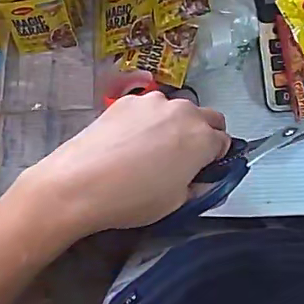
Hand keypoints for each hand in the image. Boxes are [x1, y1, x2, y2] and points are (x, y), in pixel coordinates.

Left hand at [8, 91, 229, 239]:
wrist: (78, 183)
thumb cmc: (132, 199)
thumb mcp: (175, 203)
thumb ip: (198, 187)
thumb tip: (202, 180)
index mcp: (202, 138)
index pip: (224, 142)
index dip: (217, 157)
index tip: (205, 169)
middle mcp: (183, 112)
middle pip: (208, 117)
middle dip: (204, 134)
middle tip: (185, 158)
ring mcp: (153, 102)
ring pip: (176, 110)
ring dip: (174, 124)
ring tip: (151, 149)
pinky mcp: (126, 100)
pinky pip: (148, 108)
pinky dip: (147, 120)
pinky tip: (128, 141)